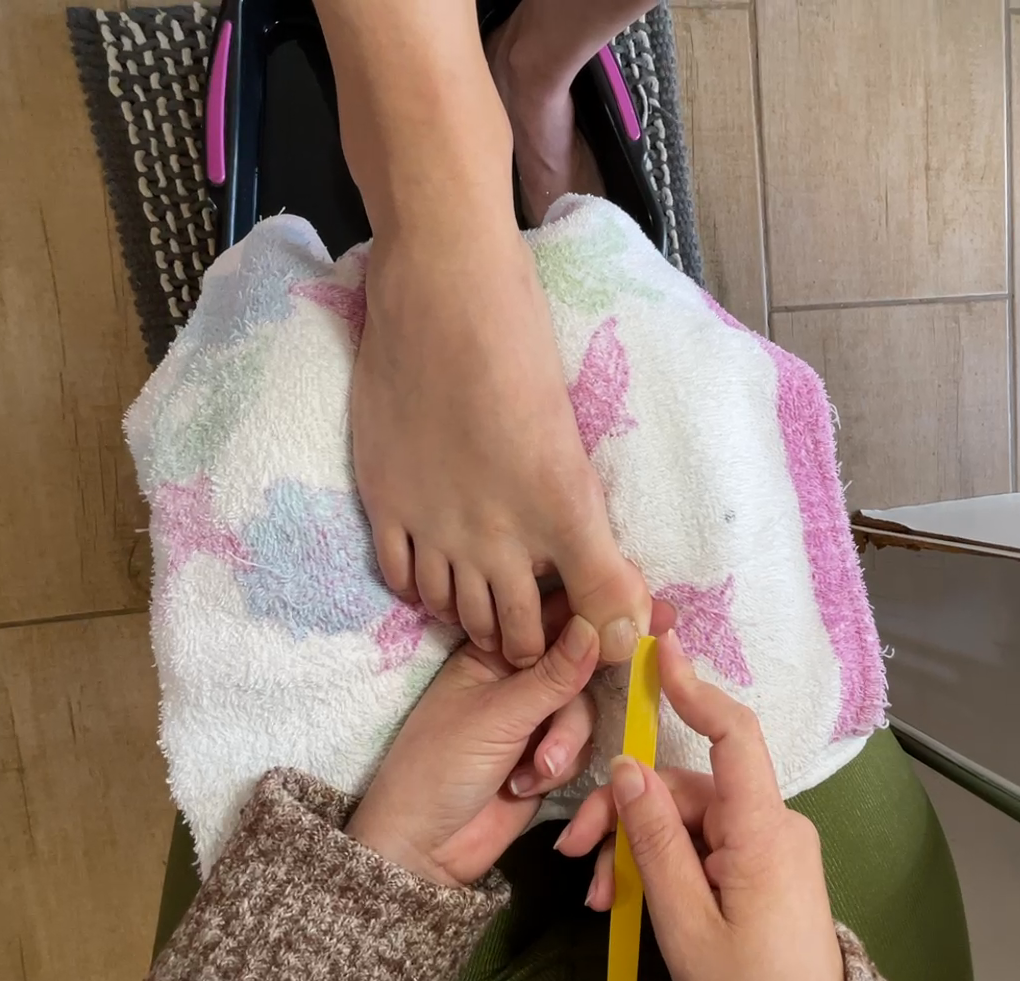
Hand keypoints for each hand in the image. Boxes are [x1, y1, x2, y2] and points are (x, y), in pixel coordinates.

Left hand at [345, 594, 598, 886]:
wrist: (424, 849)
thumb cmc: (443, 765)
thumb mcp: (498, 715)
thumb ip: (553, 674)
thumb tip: (596, 624)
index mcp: (495, 652)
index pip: (552, 621)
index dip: (591, 622)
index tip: (631, 623)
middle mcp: (519, 679)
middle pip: (579, 670)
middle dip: (575, 708)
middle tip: (563, 735)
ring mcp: (535, 719)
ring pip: (585, 713)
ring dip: (565, 744)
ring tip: (535, 771)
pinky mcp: (548, 757)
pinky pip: (581, 748)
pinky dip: (561, 767)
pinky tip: (524, 787)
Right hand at [353, 220, 651, 668]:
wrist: (446, 299)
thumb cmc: (525, 358)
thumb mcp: (577, 455)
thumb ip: (598, 550)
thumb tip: (633, 619)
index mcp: (558, 524)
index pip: (583, 619)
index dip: (589, 640)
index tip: (587, 633)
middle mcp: (493, 540)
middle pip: (511, 629)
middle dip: (528, 642)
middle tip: (535, 630)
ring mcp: (433, 525)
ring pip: (455, 610)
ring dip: (477, 622)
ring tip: (489, 612)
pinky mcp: (386, 502)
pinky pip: (401, 578)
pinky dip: (423, 593)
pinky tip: (437, 582)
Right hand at [557, 631, 843, 980]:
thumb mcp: (684, 923)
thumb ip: (654, 839)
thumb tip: (626, 768)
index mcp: (764, 830)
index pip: (734, 735)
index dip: (696, 689)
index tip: (661, 652)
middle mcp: (771, 824)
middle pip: (685, 789)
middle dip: (625, 814)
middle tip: (576, 854)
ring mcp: (767, 844)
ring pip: (686, 819)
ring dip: (637, 848)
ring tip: (601, 898)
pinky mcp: (759, 864)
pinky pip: (702, 843)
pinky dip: (663, 863)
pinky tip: (629, 897)